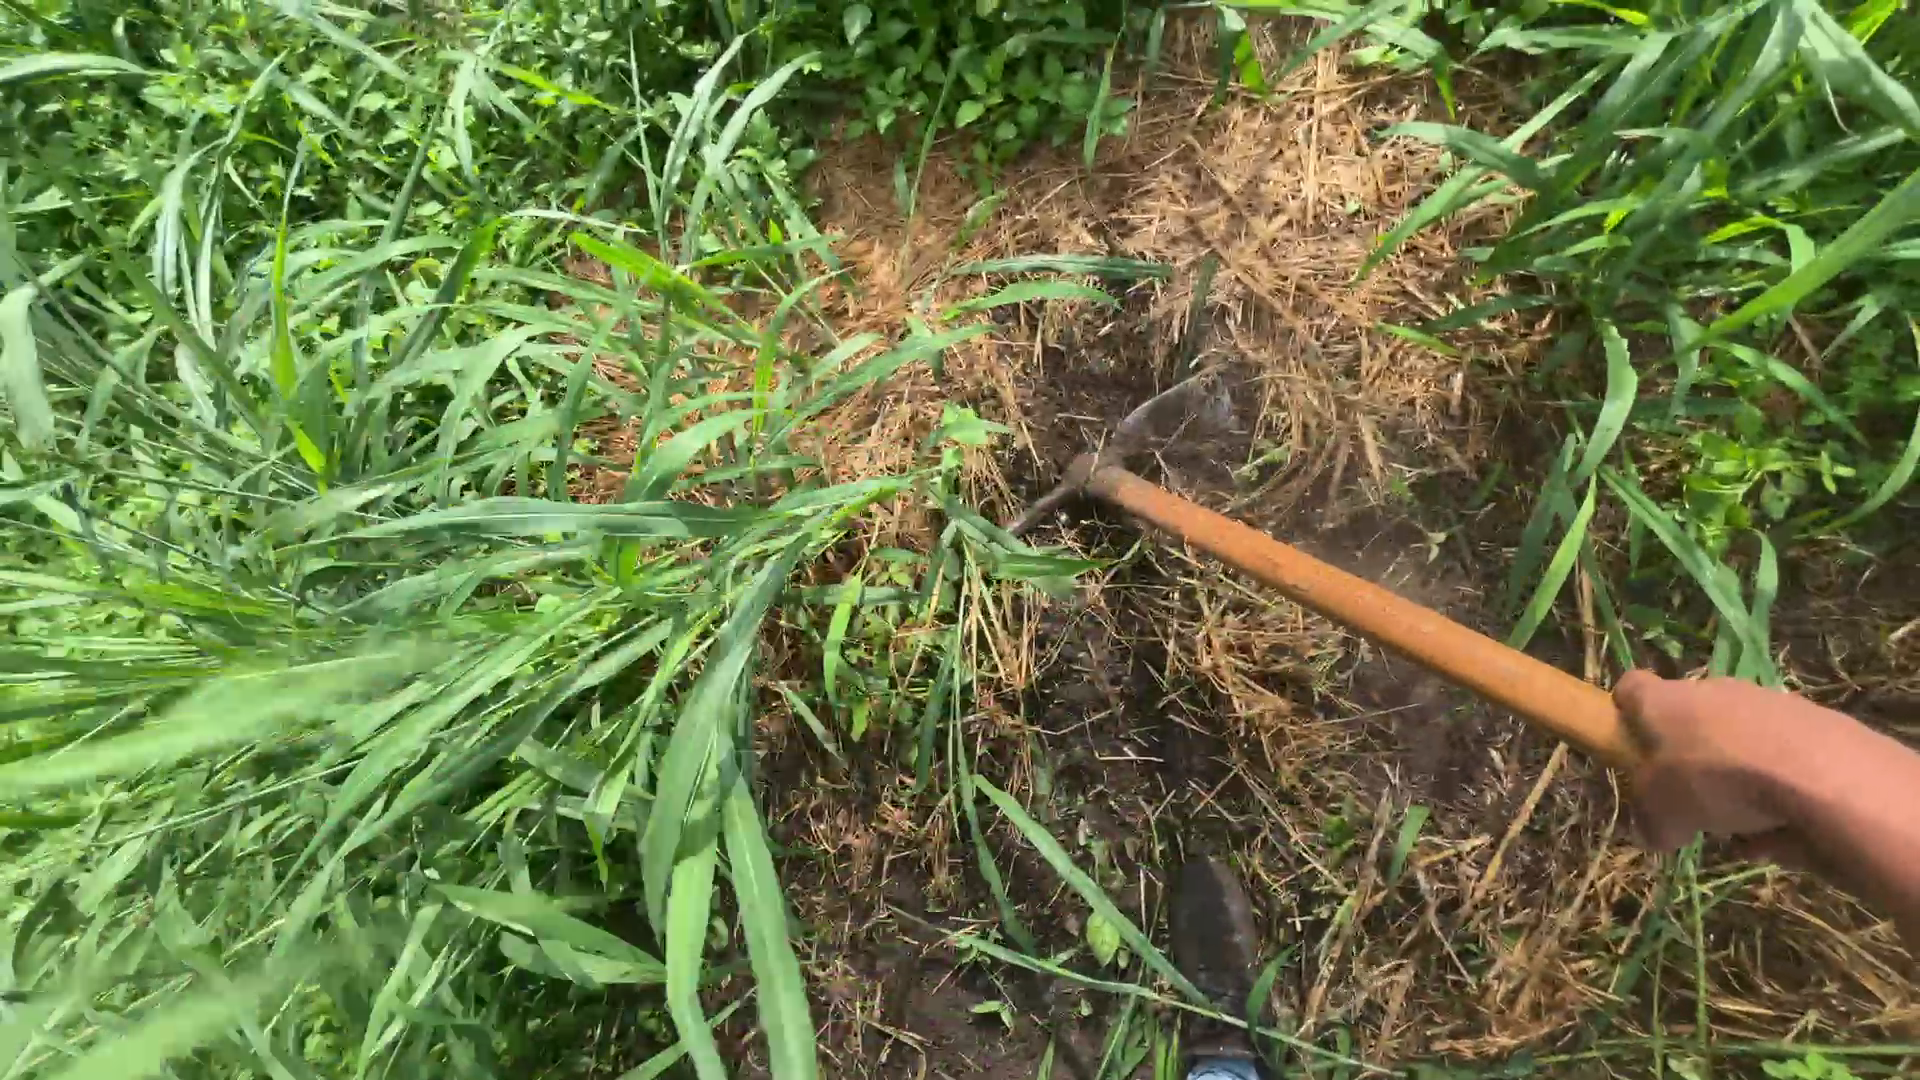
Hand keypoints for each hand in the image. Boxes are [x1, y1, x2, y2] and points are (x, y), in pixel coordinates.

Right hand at [1613, 671, 1831, 849]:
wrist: (1828, 780)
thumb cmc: (1716, 781)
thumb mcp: (1665, 813)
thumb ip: (1651, 822)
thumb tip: (1652, 836)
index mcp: (1662, 701)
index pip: (1631, 687)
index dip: (1629, 709)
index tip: (1633, 738)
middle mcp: (1711, 691)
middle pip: (1692, 712)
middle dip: (1693, 748)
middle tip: (1696, 790)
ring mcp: (1771, 703)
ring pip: (1745, 735)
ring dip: (1743, 770)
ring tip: (1752, 821)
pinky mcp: (1824, 722)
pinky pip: (1792, 754)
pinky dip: (1789, 784)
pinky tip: (1794, 824)